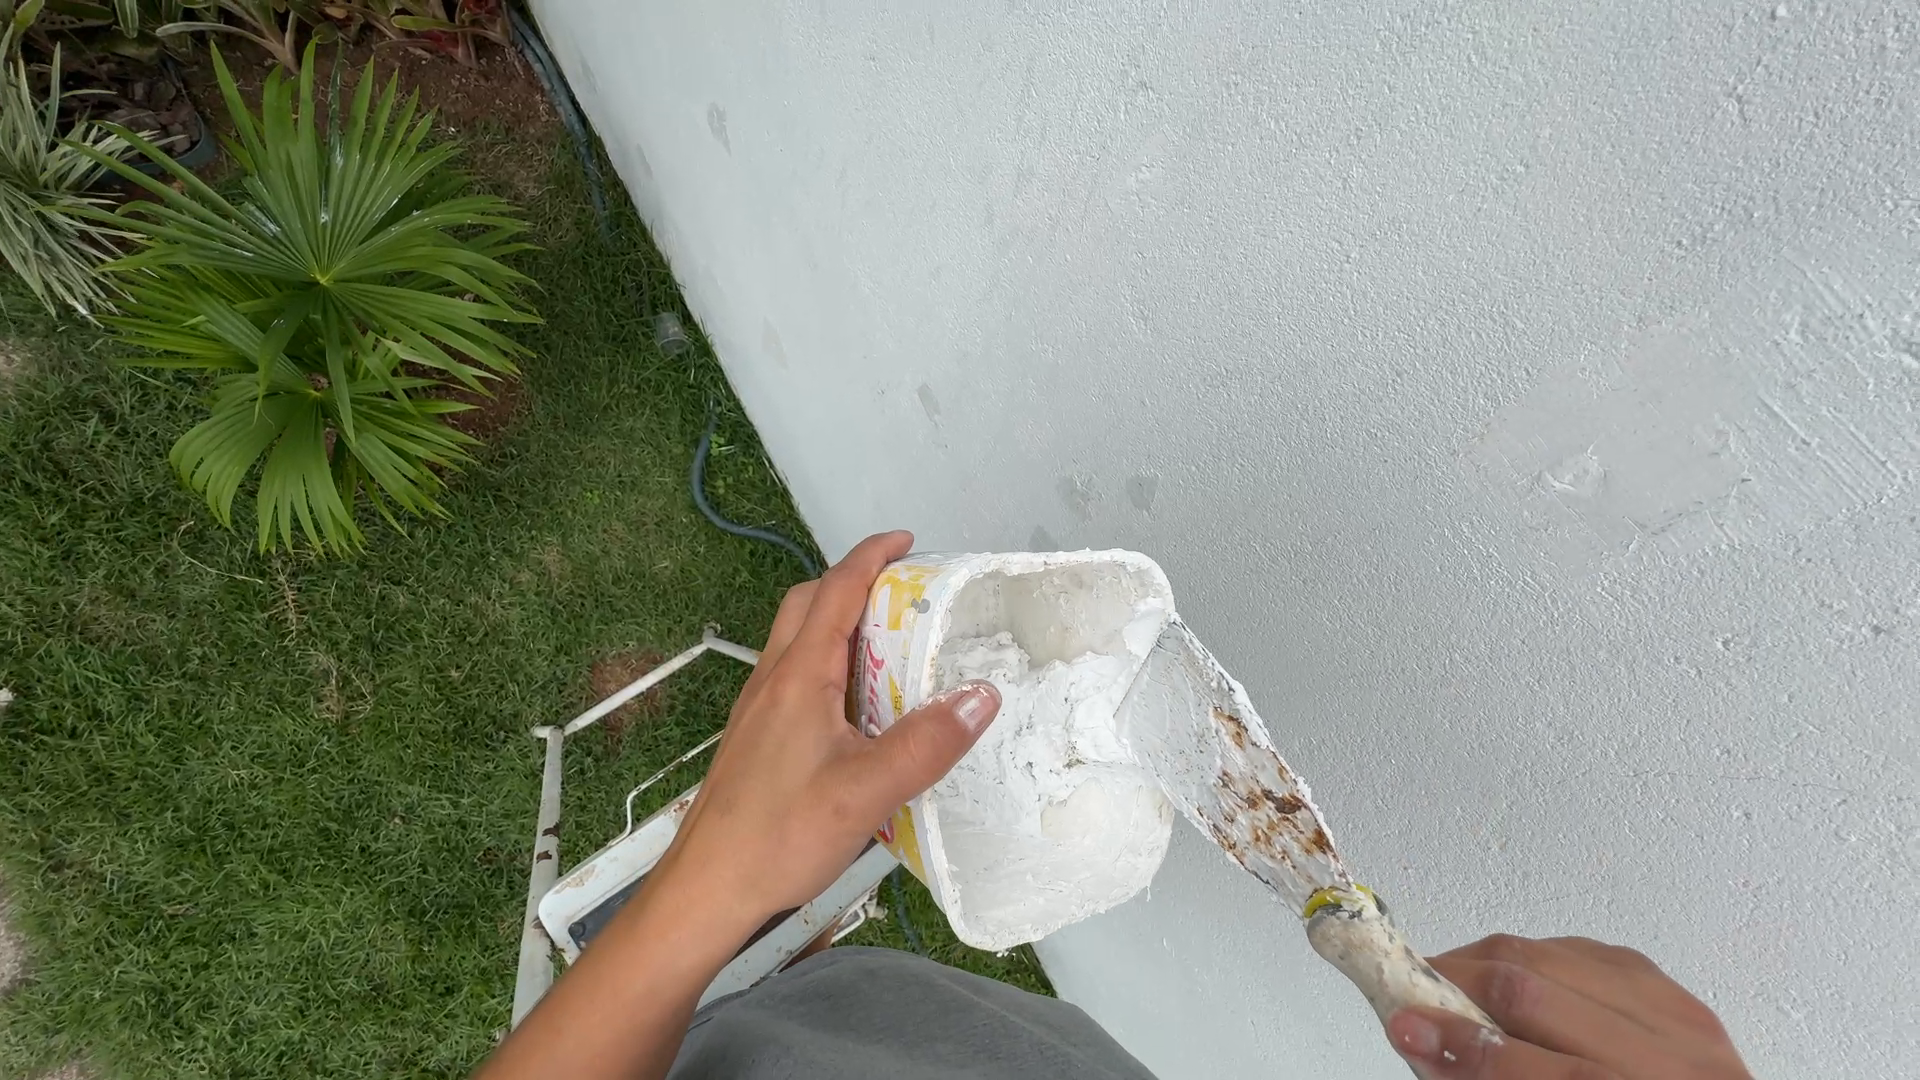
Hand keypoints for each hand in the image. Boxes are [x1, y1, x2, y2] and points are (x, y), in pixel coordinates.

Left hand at [479, 531, 1000, 1079]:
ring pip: (797, 639)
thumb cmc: (780, 833)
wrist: (704, 891)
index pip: (836, 591)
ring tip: (889, 646)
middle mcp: (773, 678)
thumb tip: (982, 694)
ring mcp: (759, 707)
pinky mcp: (756, 736)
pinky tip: (855, 706)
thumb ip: (927, 743)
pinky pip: (795, 675)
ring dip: (839, 621)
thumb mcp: (867, 790)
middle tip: (902, 594)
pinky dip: (829, 661)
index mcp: (799, 674)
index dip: (871, 557)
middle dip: (853, 582)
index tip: (908, 542)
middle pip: (808, 603)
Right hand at [1386, 935, 1751, 1078]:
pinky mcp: (1661, 982)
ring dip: (1478, 964)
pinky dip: (1522, 958)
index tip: (1404, 1028)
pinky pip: (1568, 947)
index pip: (1552, 1073)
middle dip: (1456, 986)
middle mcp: (1683, 1065)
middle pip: (1535, 995)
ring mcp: (1676, 1015)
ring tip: (1448, 984)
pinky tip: (1505, 979)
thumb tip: (1417, 1037)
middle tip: (1410, 992)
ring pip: (1542, 955)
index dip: (1465, 1045)